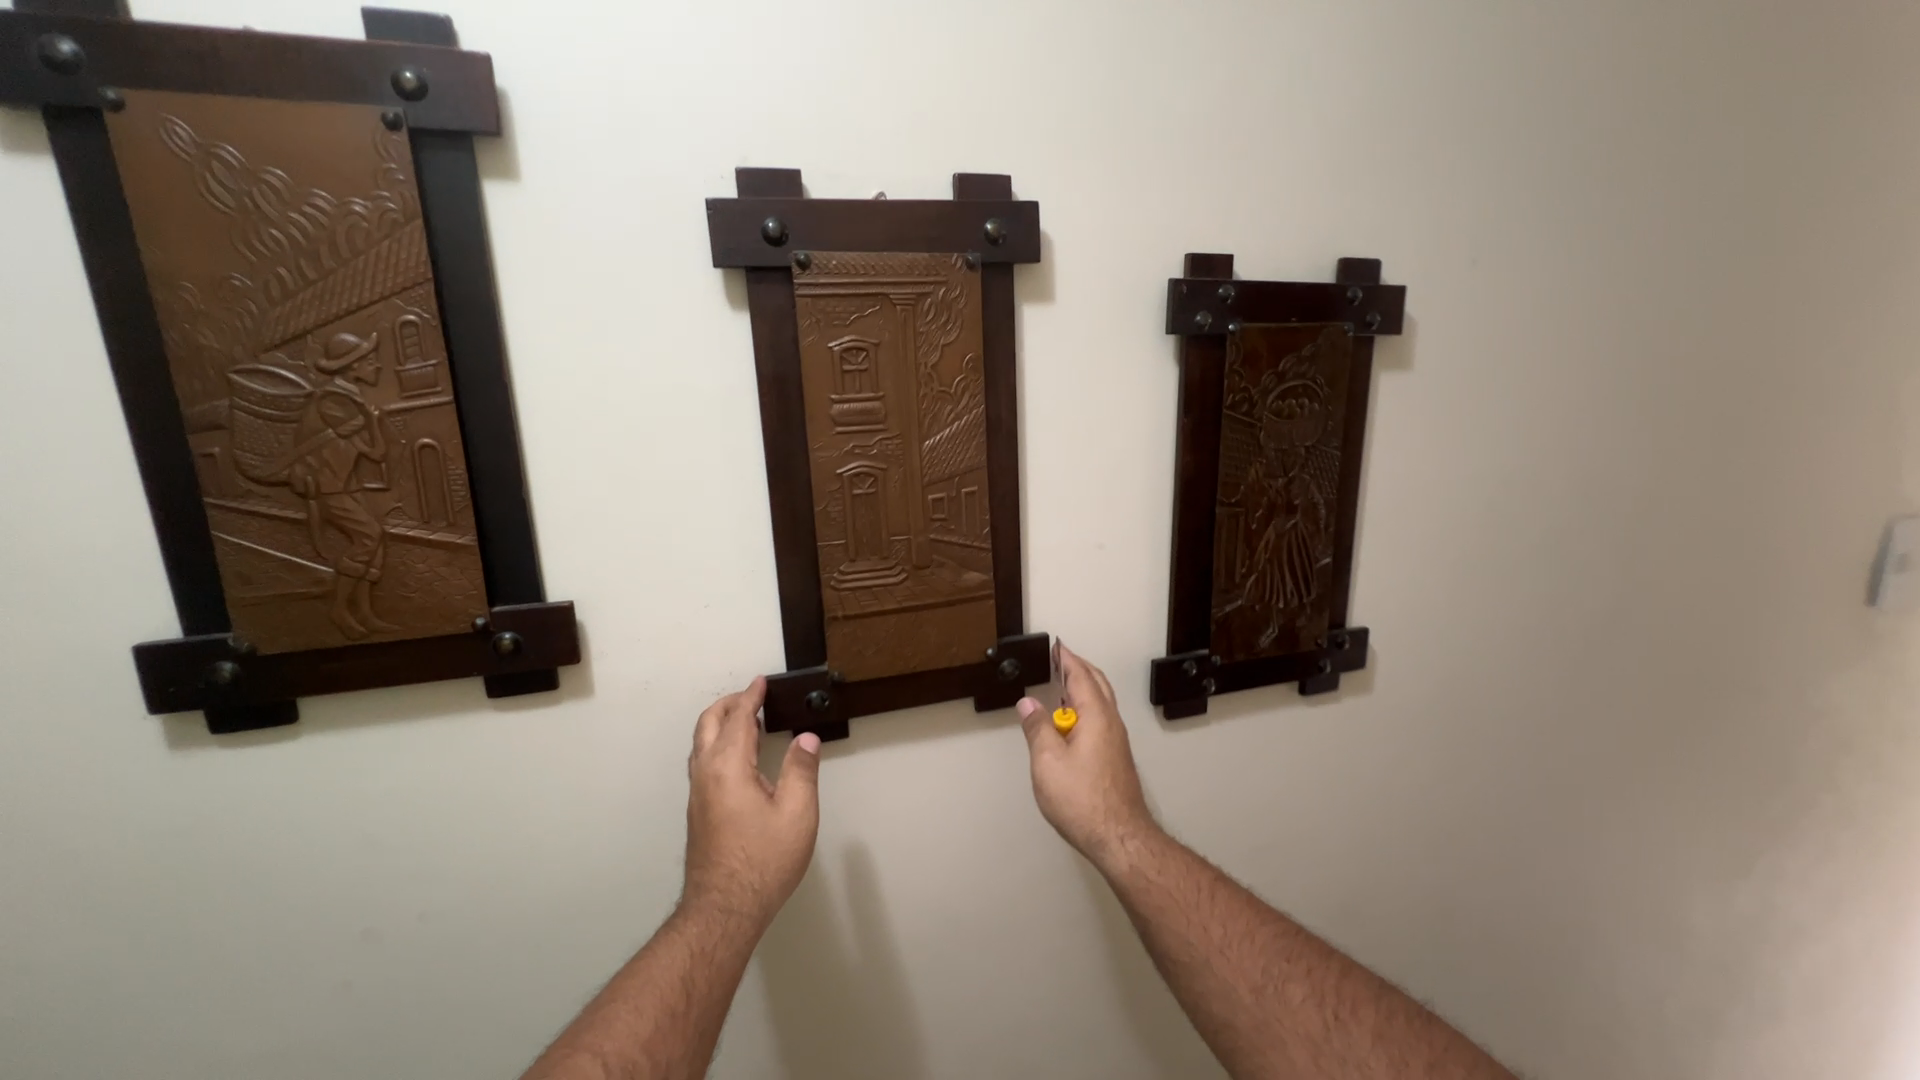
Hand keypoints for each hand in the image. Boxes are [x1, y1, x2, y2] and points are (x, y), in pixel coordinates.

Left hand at [682, 677, 821, 927]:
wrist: (724, 909)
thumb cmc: (763, 861)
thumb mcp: (797, 813)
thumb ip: (801, 770)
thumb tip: (806, 740)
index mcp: (728, 767)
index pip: (738, 719)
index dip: (750, 697)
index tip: (761, 682)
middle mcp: (705, 775)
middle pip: (708, 724)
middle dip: (729, 705)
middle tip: (752, 697)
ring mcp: (698, 794)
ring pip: (701, 744)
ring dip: (721, 724)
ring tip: (746, 721)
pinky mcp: (698, 812)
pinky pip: (703, 762)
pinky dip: (718, 744)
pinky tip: (739, 758)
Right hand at [1016, 643, 1155, 866]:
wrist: (1120, 838)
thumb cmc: (1083, 801)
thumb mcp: (1047, 762)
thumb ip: (1037, 728)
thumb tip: (1029, 704)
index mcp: (1096, 717)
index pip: (1081, 676)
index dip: (1068, 659)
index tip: (1058, 646)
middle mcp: (1111, 724)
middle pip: (1098, 685)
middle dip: (1079, 669)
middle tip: (1061, 661)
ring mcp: (1117, 742)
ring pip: (1101, 704)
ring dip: (1083, 690)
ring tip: (1062, 688)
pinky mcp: (1116, 759)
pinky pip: (1101, 721)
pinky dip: (1086, 709)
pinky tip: (1072, 724)